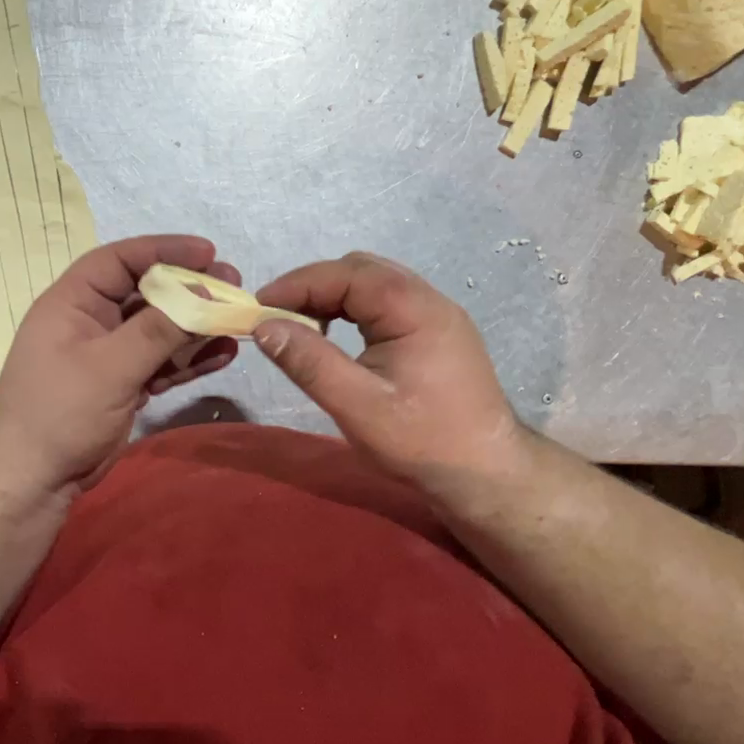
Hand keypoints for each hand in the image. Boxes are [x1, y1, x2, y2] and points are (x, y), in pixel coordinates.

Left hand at [0, 236, 240, 494]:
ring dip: (195, 326)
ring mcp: (108, 356)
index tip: (207, 252)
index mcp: (72, 303)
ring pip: (158, 330)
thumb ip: (158, 329)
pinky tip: (223, 354)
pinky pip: (161, 363)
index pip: (120, 261)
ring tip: (236, 320)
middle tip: (232, 285)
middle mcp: (90, 322)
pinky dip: (189, 359)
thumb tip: (203, 292)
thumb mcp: (110, 366)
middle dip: (189, 290)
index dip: (163, 251)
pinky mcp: (123, 386)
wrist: (35, 479)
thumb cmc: (60, 412)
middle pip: (146, 294)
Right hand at [253, 252, 529, 485]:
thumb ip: (309, 362)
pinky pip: (386, 305)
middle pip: (361, 270)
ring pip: (374, 286)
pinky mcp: (436, 335)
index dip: (297, 285)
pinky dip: (352, 312)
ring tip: (299, 327)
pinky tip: (335, 339)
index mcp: (413, 309)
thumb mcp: (356, 405)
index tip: (258, 308)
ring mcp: (436, 316)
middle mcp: (429, 300)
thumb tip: (264, 326)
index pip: (346, 274)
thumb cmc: (421, 441)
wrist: (485, 474)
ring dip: (332, 298)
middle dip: (312, 287)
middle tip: (276, 317)